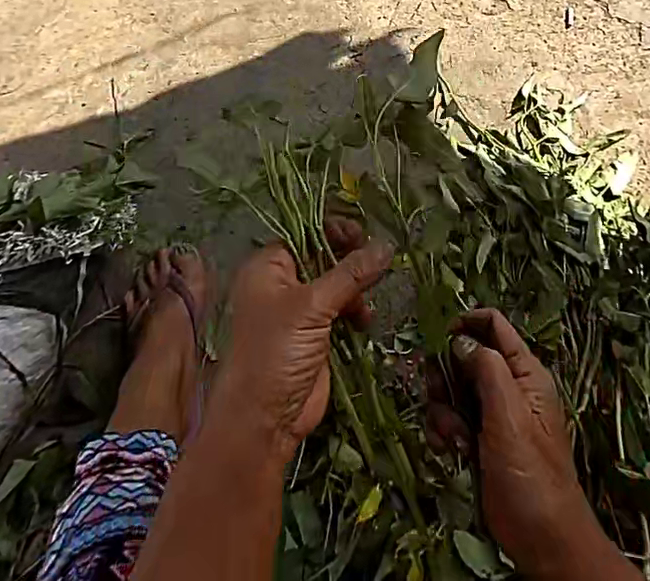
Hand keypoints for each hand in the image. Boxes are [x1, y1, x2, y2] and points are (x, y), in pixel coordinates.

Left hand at [207, 217, 393, 457]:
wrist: (263, 419)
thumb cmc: (276, 351)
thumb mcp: (313, 306)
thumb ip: (350, 274)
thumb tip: (386, 245)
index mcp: (268, 266)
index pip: (304, 233)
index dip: (333, 230)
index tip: (362, 234)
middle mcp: (280, 283)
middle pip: (321, 257)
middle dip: (348, 259)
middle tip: (375, 262)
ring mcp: (297, 310)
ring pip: (334, 284)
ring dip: (354, 288)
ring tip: (366, 301)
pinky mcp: (313, 334)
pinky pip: (339, 310)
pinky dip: (354, 311)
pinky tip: (364, 320)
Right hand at [427, 309, 636, 580]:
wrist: (541, 540)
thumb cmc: (531, 475)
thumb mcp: (510, 415)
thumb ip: (487, 369)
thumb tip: (461, 340)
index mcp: (525, 373)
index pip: (495, 325)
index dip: (467, 323)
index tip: (440, 336)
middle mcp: (508, 386)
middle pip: (465, 356)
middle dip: (446, 374)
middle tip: (440, 395)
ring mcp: (493, 413)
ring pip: (453, 388)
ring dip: (443, 409)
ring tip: (454, 437)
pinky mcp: (479, 439)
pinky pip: (450, 419)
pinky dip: (443, 431)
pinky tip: (449, 450)